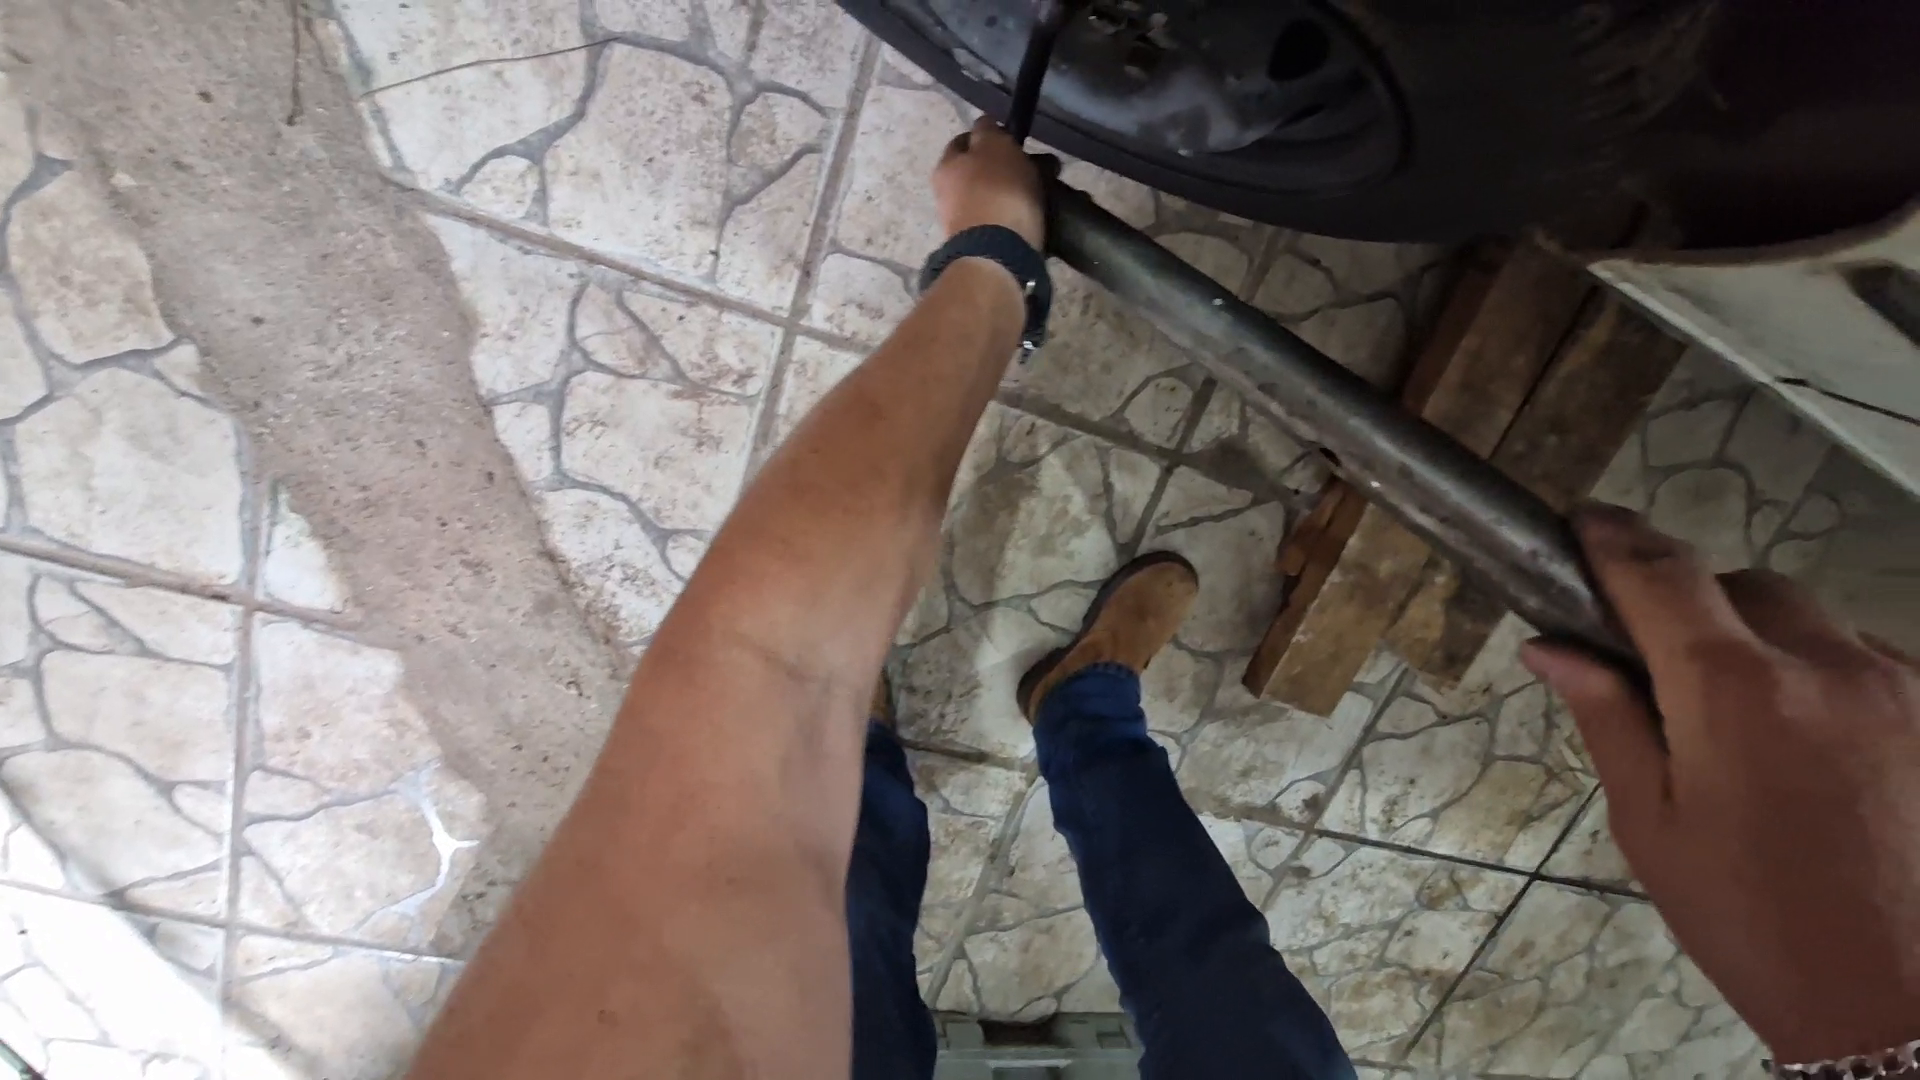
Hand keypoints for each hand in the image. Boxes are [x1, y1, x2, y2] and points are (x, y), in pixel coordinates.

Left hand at [932, 116, 1045, 249]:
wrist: (998, 256)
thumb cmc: (997, 191)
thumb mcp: (995, 146)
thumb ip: (989, 131)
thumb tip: (985, 124)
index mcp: (945, 168)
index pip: (964, 141)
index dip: (988, 136)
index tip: (1013, 140)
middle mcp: (947, 196)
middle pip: (979, 173)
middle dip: (1006, 168)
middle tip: (1036, 168)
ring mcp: (964, 226)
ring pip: (993, 199)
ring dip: (1015, 195)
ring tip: (1044, 195)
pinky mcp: (982, 249)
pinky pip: (1002, 224)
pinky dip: (1017, 218)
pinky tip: (1036, 218)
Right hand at [1523, 504, 1919, 1063]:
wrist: (1911, 1017)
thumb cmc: (1748, 915)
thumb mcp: (1647, 818)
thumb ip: (1605, 715)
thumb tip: (1550, 646)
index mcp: (1735, 692)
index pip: (1661, 576)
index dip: (1615, 538)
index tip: (1583, 519)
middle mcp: (1832, 671)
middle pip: (1745, 585)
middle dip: (1689, 597)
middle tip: (1651, 653)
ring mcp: (1912, 694)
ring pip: (1814, 620)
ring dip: (1758, 636)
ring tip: (1735, 710)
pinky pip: (1873, 660)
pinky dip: (1821, 670)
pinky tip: (1810, 737)